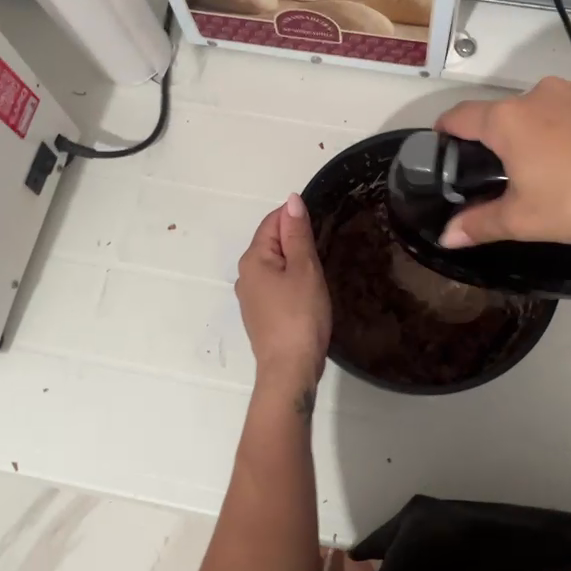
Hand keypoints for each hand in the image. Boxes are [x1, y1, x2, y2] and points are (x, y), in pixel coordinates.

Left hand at [236, 193, 331, 381]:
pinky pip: (275, 285)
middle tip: (324, 250)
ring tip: (320, 271)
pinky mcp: (260, 315)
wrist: (289, 369)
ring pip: (274, 265)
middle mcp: (245, 274)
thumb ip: (297, 234)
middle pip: (271, 242)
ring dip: (295, 262)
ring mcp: (250, 297)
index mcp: (253, 259)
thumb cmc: (300, 315)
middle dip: (295, 239)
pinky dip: (291, 281)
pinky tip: (308, 293)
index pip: (272, 221)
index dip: (296, 217)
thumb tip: (291, 200)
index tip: (321, 226)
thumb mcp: (304, 269)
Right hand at [433, 78, 570, 269]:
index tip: (444, 145)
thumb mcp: (525, 221)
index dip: (446, 132)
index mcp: (508, 120)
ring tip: (564, 175)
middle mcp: (542, 94)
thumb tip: (447, 236)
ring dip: (547, 136)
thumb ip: (480, 224)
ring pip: (551, 112)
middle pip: (508, 116)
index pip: (461, 117)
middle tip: (514, 180)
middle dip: (505, 143)